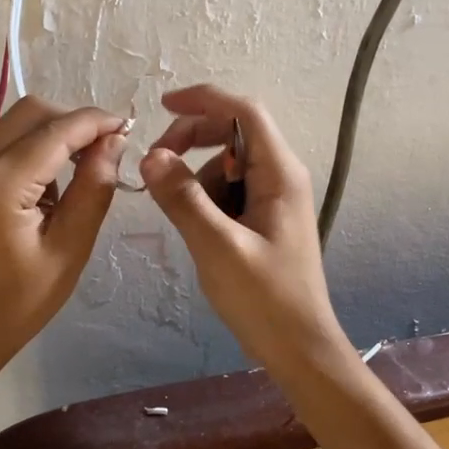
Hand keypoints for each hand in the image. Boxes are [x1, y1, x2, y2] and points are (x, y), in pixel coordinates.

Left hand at [0, 97, 126, 363]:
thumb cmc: (19, 301)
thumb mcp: (69, 249)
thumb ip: (94, 189)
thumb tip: (114, 142)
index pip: (57, 130)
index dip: (96, 122)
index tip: (127, 128)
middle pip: (31, 112)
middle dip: (73, 122)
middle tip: (105, 150)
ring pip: (15, 122)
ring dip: (52, 134)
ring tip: (80, 171)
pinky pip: (1, 142)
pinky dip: (31, 147)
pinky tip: (48, 184)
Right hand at [139, 85, 350, 366]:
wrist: (298, 347)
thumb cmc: (264, 298)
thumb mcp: (217, 247)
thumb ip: (183, 199)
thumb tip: (150, 156)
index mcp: (280, 174)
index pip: (243, 112)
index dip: (203, 100)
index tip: (162, 106)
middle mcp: (281, 177)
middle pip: (233, 133)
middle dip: (191, 140)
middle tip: (156, 164)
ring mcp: (273, 199)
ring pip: (226, 165)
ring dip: (196, 178)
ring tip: (184, 217)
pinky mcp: (264, 220)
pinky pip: (228, 192)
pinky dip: (205, 200)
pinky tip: (200, 232)